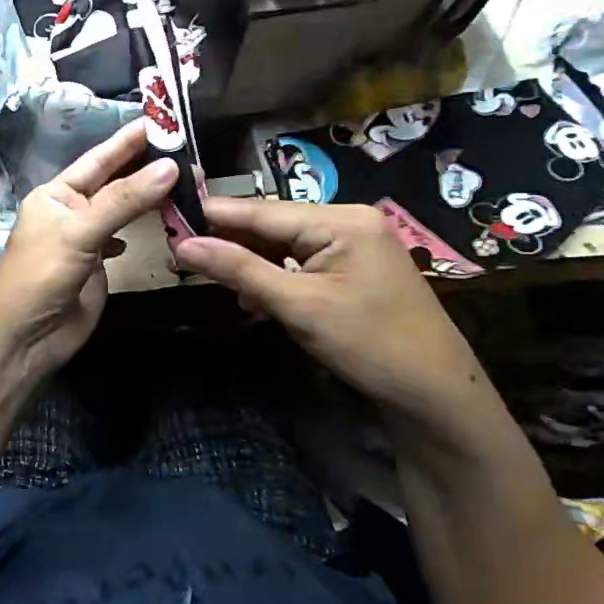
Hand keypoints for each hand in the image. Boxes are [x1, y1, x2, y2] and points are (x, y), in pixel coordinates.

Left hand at [0, 119, 177, 378]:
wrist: (25, 338)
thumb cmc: (41, 276)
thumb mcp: (79, 232)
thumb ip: (123, 200)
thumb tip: (170, 167)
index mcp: (56, 194)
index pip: (98, 159)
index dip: (128, 140)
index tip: (162, 120)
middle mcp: (71, 211)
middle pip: (114, 182)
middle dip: (146, 167)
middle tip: (189, 151)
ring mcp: (85, 240)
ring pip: (122, 210)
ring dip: (148, 197)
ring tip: (186, 182)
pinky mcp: (98, 266)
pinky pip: (125, 237)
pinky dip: (142, 229)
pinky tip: (160, 223)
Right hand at [173, 198, 499, 423]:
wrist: (433, 393)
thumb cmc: (367, 344)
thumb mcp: (297, 305)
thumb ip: (239, 270)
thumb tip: (183, 245)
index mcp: (341, 220)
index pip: (262, 210)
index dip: (213, 214)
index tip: (169, 216)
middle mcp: (349, 221)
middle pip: (273, 224)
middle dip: (229, 240)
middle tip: (181, 251)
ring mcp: (355, 245)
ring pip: (285, 245)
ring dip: (249, 262)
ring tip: (208, 274)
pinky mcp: (354, 269)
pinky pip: (302, 262)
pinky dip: (274, 277)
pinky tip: (252, 297)